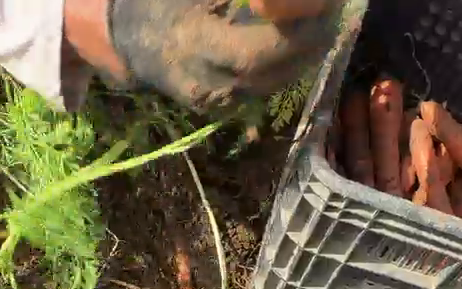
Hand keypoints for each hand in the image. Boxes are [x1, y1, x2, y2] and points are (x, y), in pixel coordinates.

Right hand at [64, 0, 338, 108]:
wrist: (127, 38)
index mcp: (194, 48)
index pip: (256, 51)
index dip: (291, 31)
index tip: (320, 4)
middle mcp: (207, 84)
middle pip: (271, 73)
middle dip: (307, 43)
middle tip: (334, 11)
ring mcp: (214, 101)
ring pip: (271, 85)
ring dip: (303, 56)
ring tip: (325, 22)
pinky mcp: (220, 106)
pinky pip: (262, 88)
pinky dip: (285, 65)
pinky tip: (302, 42)